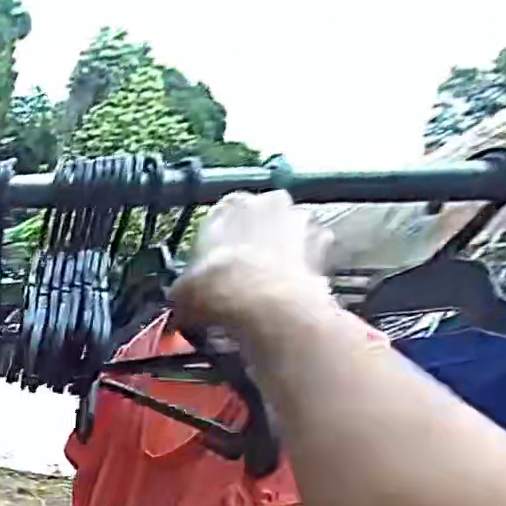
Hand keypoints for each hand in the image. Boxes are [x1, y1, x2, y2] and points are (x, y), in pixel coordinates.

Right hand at [171, 190, 334, 334]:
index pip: (220, 215)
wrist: (265, 304)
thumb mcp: (179, 291)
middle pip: (258, 218)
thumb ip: (185, 285)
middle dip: (251, 239)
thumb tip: (184, 297)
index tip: (209, 263)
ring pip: (286, 230)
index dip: (215, 240)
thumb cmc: (213, 288)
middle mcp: (267, 201)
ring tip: (262, 283)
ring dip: (277, 249)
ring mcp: (302, 217)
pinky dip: (298, 264)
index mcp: (228, 206)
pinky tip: (283, 287)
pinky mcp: (326, 239)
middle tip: (237, 271)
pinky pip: (308, 249)